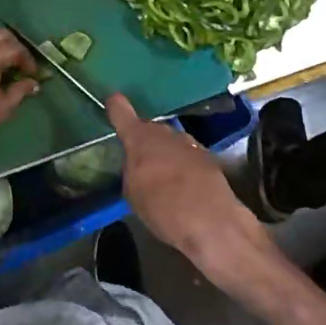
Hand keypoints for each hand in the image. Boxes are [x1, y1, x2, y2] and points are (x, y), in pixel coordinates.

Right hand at [107, 93, 268, 286]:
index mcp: (139, 138)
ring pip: (170, 142)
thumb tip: (136, 163)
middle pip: (149, 130)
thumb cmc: (163, 208)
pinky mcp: (208, 156)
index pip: (121, 111)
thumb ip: (131, 170)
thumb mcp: (132, 194)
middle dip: (145, 142)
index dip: (115, 106)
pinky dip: (183, 165)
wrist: (212, 222)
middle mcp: (164, 132)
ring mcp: (189, 142)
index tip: (112, 102)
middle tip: (140, 164)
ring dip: (165, 154)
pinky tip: (185, 186)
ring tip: (164, 179)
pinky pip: (187, 155)